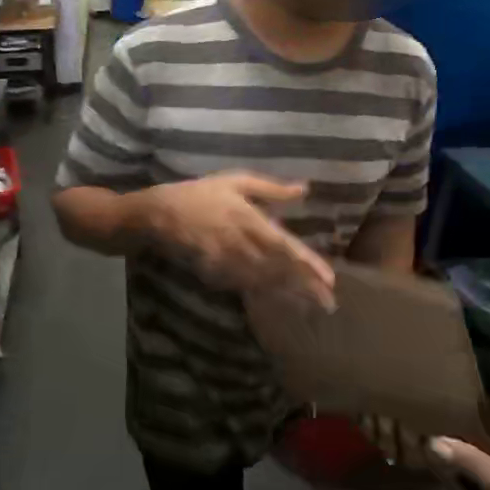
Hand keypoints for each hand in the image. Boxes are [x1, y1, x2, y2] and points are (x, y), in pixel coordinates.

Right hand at [138, 172, 334, 309]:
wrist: (159, 214)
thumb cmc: (200, 194)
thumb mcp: (234, 182)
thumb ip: (270, 188)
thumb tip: (304, 189)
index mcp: (249, 220)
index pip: (285, 247)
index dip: (307, 264)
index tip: (329, 279)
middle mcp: (242, 245)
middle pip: (279, 270)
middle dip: (305, 288)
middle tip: (330, 304)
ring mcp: (229, 262)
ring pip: (265, 282)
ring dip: (289, 295)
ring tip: (312, 307)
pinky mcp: (217, 272)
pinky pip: (245, 286)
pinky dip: (265, 295)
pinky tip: (279, 301)